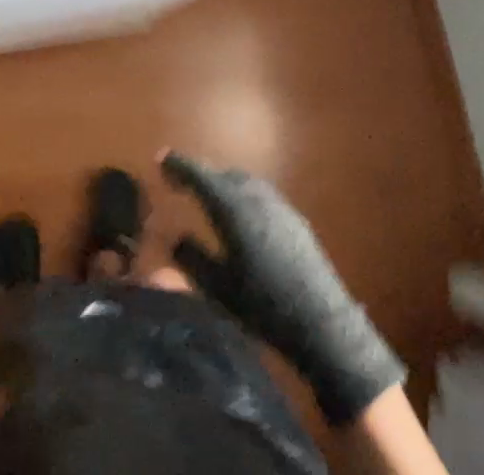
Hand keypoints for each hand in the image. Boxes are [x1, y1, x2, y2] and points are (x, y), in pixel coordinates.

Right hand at [160, 152, 404, 425]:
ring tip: (204, 196)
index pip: (201, 176)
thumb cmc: (262, 307)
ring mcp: (280, 208)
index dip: (179, 166)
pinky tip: (237, 215)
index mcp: (234, 209)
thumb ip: (191, 256)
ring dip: (221, 182)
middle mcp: (257, 199)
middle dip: (199, 173)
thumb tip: (174, 236)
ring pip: (245, 182)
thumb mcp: (217, 286)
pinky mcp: (295, 222)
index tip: (160, 159)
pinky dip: (240, 194)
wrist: (322, 324)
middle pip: (223, 174)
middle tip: (177, 182)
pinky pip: (260, 195)